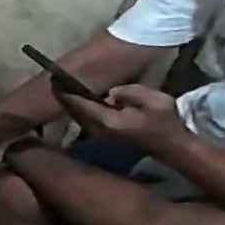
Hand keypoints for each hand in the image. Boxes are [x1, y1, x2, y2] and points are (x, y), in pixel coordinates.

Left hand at [54, 84, 187, 152]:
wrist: (169, 145)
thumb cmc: (165, 122)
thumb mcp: (157, 101)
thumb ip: (131, 92)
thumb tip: (111, 92)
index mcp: (107, 120)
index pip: (79, 104)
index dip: (66, 92)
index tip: (56, 79)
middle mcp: (95, 128)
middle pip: (72, 110)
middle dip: (64, 95)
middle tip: (56, 80)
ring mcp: (96, 133)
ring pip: (75, 114)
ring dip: (69, 101)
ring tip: (64, 86)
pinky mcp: (99, 133)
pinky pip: (82, 118)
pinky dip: (77, 107)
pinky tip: (79, 97)